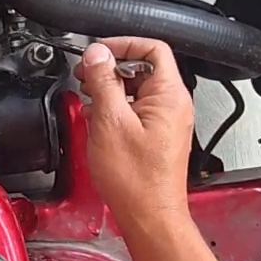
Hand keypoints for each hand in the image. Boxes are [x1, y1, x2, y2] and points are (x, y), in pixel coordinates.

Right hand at [76, 37, 194, 230]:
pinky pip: (136, 109)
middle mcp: (174, 105)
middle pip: (143, 67)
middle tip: (86, 74)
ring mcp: (167, 121)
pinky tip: (97, 119)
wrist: (148, 216)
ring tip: (88, 97)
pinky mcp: (157, 136)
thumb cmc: (136, 179)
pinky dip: (115, 108)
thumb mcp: (110, 121)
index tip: (98, 52)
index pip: (153, 47)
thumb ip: (103, 81)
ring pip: (137, 88)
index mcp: (169, 96)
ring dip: (110, 88)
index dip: (123, 43)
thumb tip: (97, 54)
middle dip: (111, 68)